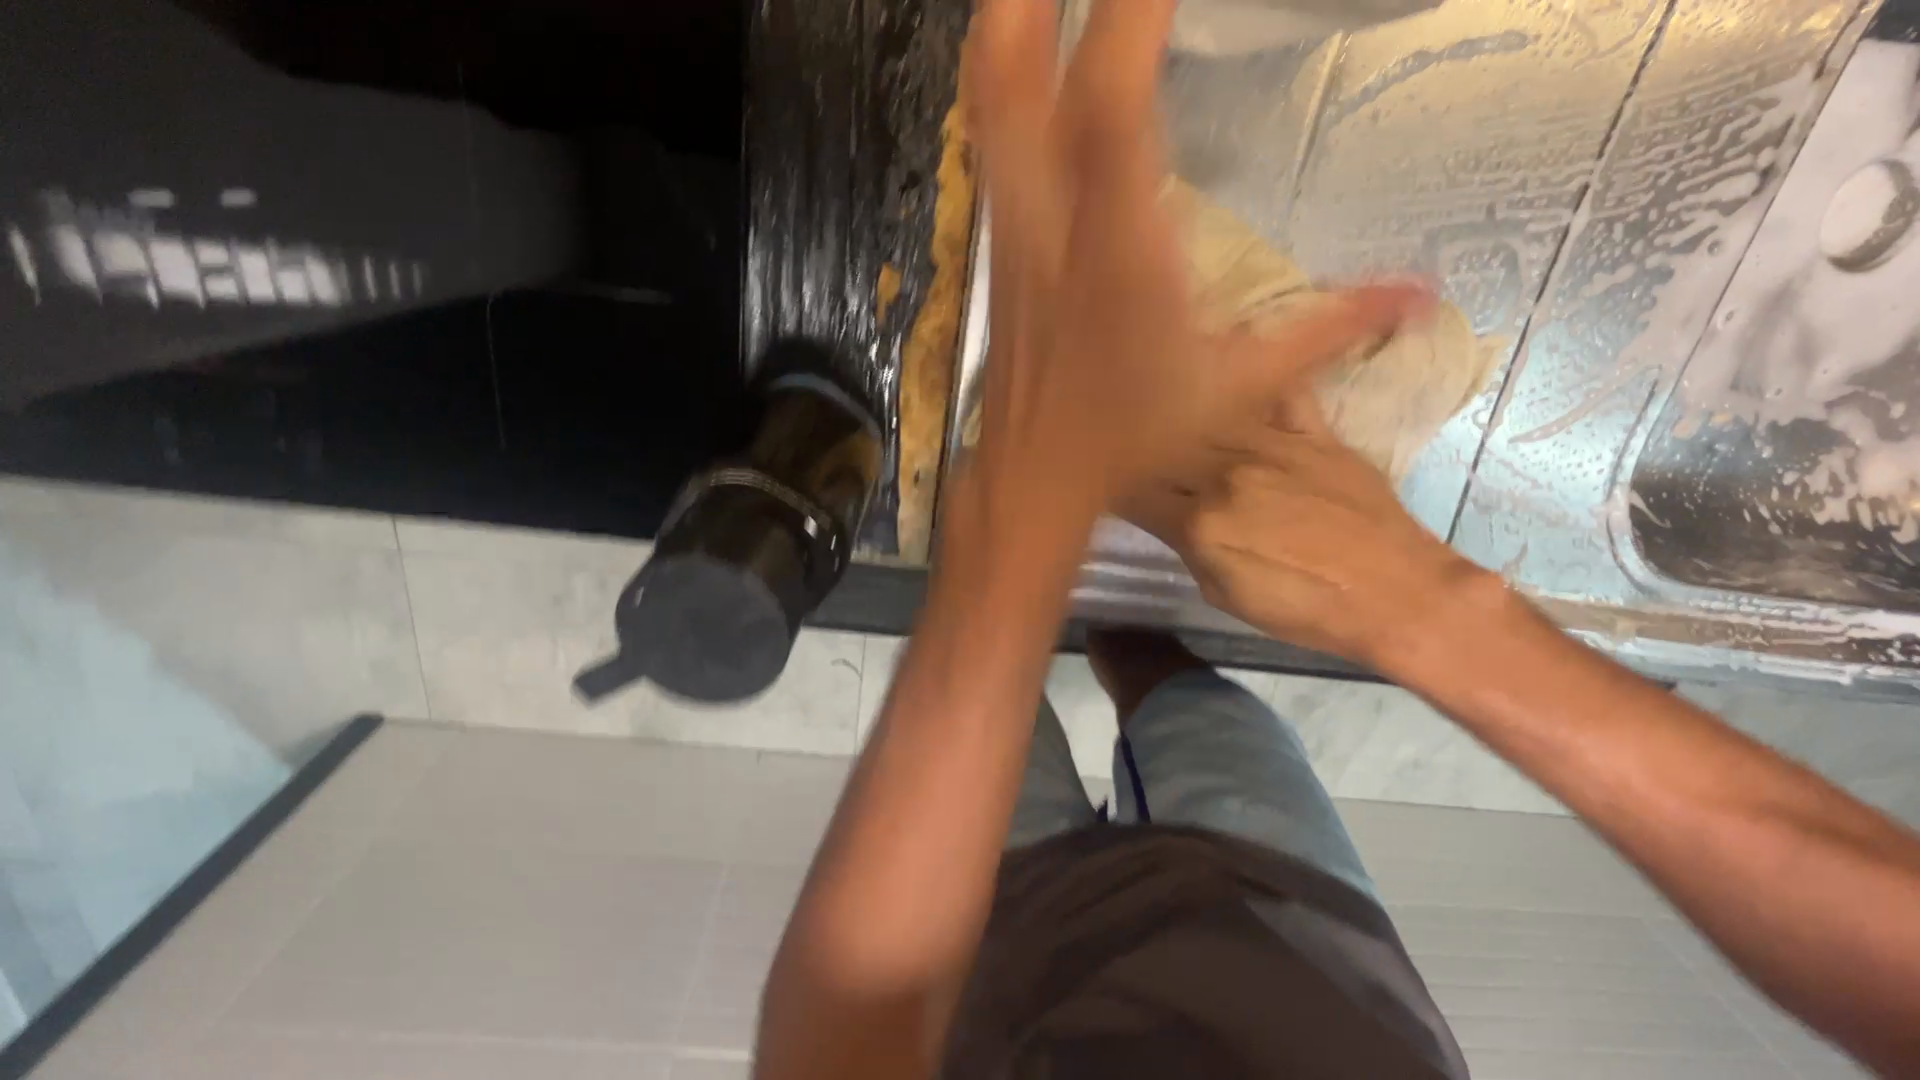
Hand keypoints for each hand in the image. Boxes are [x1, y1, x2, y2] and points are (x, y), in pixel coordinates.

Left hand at [961, 0, 1426, 514]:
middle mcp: (1054, 222)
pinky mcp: (996, 244)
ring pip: (990, 105)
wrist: (1034, 473)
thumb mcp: (1238, 389)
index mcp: (1122, 248)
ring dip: (1006, 21)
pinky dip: (998, 79)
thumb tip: (1423, 295)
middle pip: (1017, 81)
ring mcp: (1013, 229)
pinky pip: (988, 142)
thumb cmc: (1132, 436)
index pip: (1114, 106)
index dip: (1128, 16)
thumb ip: (1329, 329)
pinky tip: (1013, 47)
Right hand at [1125, 400, 1498, 665]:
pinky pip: (1275, 389)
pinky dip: (1249, 374)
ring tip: (1155, 388)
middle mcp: (1228, 473)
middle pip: (1160, 440)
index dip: (1107, 480)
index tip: (1098, 474)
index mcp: (1199, 523)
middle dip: (1133, 436)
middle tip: (1120, 432)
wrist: (1399, 595)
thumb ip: (1186, 545)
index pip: (1131, 488)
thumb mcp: (1223, 593)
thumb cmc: (1306, 610)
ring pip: (1205, 408)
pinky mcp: (1313, 431)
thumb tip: (1165, 512)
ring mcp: (1273, 445)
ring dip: (1175, 402)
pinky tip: (1228, 347)